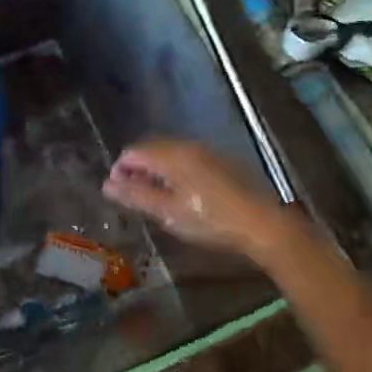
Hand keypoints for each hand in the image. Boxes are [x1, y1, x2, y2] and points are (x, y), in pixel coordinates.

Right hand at [102, 139, 304, 258]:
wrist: (264, 224)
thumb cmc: (211, 220)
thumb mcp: (168, 212)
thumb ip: (135, 196)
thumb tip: (107, 185)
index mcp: (172, 155)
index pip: (133, 152)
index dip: (119, 170)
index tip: (117, 192)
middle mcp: (188, 146)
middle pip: (151, 149)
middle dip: (137, 169)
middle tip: (133, 195)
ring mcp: (207, 152)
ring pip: (170, 153)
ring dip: (156, 170)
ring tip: (155, 196)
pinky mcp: (222, 161)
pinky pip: (187, 158)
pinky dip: (175, 171)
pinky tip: (181, 193)